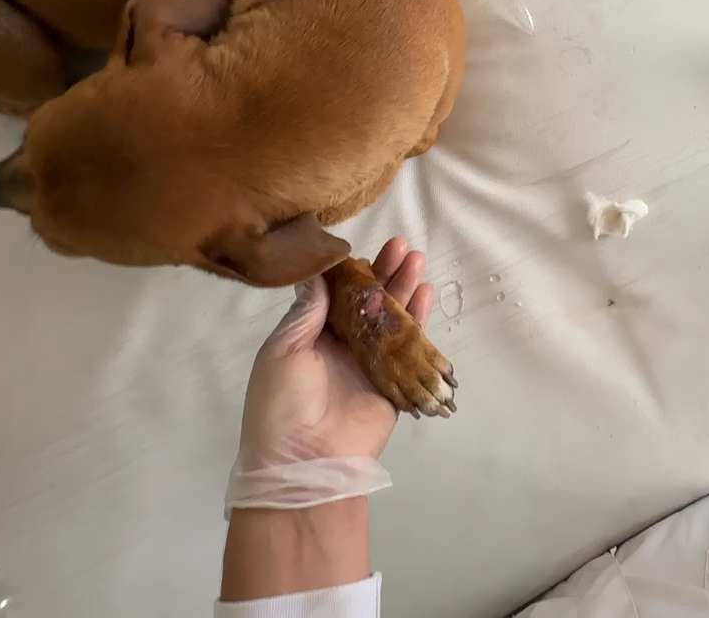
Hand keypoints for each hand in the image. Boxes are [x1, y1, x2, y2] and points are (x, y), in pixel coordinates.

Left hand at [226, 239, 436, 512]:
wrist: (305, 462)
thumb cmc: (282, 405)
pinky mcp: (394, 378)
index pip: (337, 294)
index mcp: (312, 336)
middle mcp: (343, 344)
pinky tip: (426, 293)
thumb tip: (319, 273)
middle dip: (386, 271)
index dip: (353, 270)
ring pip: (392, 315)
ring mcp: (370, 360)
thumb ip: (307, 313)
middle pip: (369, 299)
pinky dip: (419, 317)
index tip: (365, 249)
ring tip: (418, 259)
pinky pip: (410, 343)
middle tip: (402, 246)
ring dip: (405, 287)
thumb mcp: (282, 353)